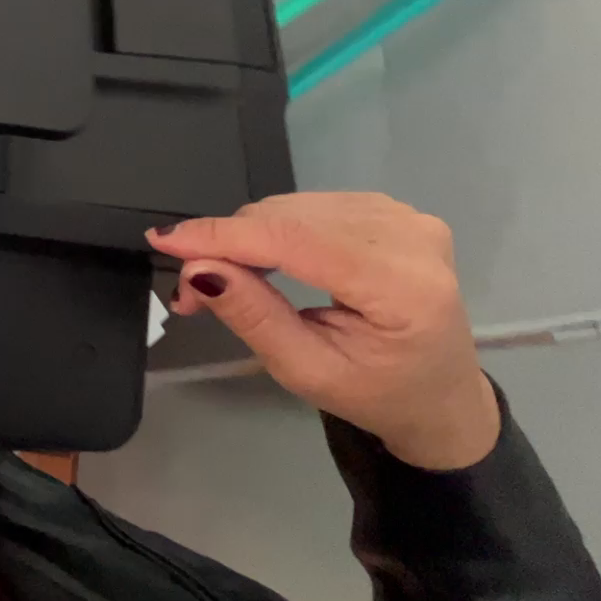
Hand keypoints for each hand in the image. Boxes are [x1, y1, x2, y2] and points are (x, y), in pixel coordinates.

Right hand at [147, 192, 499, 469]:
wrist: (437, 394)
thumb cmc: (375, 393)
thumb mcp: (306, 371)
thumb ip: (253, 316)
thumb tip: (198, 268)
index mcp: (404, 286)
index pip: (293, 240)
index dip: (222, 236)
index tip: (163, 242)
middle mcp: (408, 236)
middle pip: (284, 219)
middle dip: (223, 246)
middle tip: (190, 292)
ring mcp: (401, 216)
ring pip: (285, 208)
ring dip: (240, 238)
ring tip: (223, 280)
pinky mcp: (387, 209)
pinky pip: (301, 206)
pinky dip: (265, 230)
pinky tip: (259, 259)